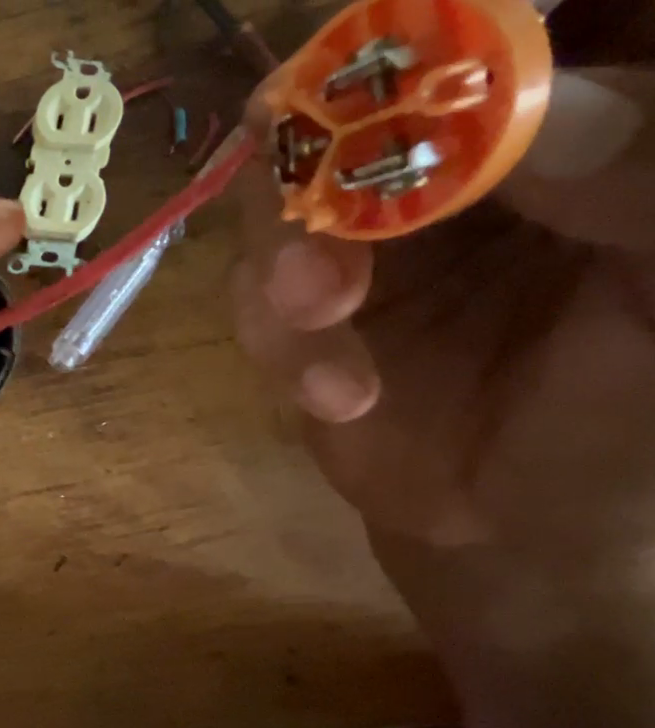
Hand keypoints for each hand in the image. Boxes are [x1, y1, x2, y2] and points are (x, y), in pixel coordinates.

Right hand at [232, 64, 654, 591]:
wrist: (520, 531)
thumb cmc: (638, 410)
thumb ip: (632, 177)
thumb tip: (516, 106)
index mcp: (600, 114)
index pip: (528, 15)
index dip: (456, 18)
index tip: (412, 46)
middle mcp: (477, 150)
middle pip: (374, 81)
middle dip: (335, 124)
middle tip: (292, 137)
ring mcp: (378, 225)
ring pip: (287, 179)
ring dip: (285, 242)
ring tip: (318, 310)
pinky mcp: (304, 298)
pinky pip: (255, 288)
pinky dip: (281, 336)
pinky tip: (337, 393)